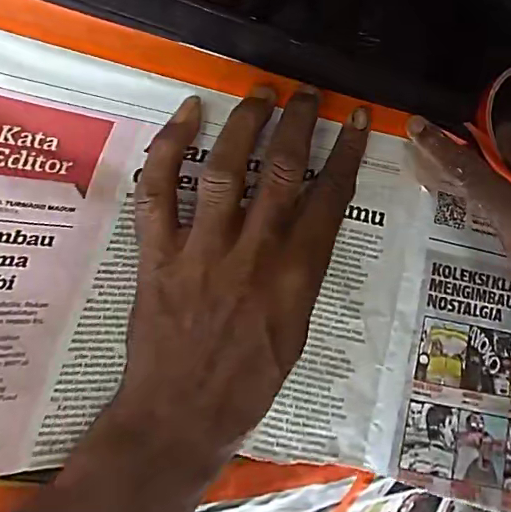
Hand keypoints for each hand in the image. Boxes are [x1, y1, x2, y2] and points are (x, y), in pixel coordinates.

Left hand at [103, 85, 370, 466]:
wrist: (178, 418)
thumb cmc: (247, 381)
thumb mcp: (297, 330)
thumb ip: (304, 270)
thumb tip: (312, 217)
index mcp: (294, 278)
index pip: (329, 198)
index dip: (345, 151)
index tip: (353, 118)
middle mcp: (252, 255)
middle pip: (280, 172)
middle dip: (298, 122)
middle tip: (305, 93)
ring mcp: (200, 250)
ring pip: (225, 170)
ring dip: (245, 124)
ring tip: (261, 93)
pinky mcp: (157, 252)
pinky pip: (159, 190)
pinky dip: (170, 146)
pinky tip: (188, 112)